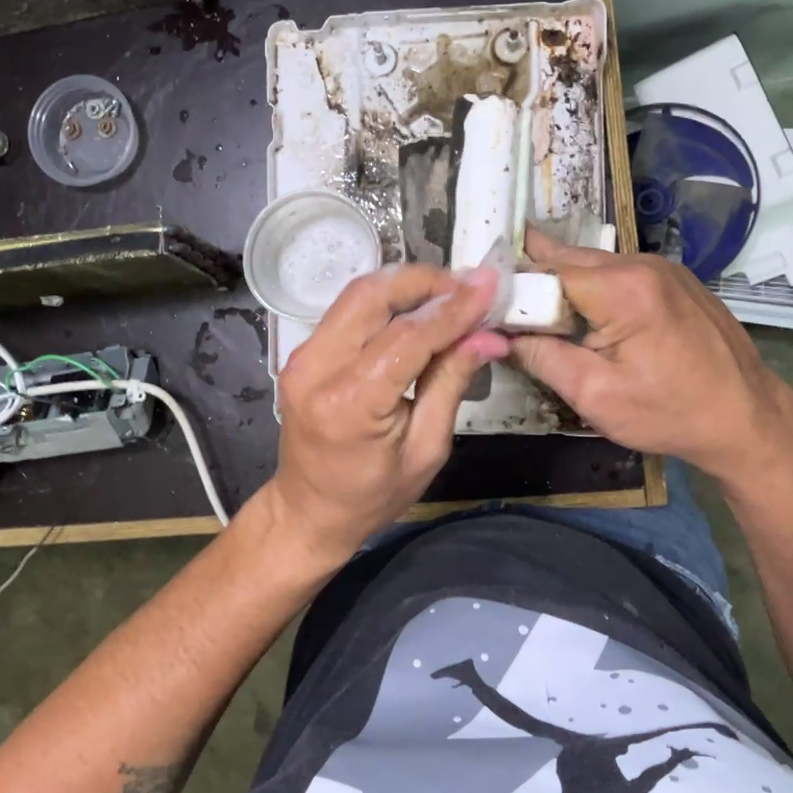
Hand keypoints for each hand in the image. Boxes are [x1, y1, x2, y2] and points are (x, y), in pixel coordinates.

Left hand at [268, 264, 509, 558]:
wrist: (309, 510)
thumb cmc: (372, 494)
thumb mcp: (426, 448)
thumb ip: (450, 382)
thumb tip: (489, 335)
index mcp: (349, 403)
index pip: (407, 336)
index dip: (452, 308)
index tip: (489, 286)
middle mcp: (317, 368)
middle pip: (372, 296)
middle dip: (424, 282)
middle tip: (468, 287)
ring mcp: (302, 357)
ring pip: (357, 295)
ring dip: (405, 287)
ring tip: (449, 295)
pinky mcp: (302, 353)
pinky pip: (347, 312)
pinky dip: (386, 303)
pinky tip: (417, 310)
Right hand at [510, 228, 792, 484]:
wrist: (748, 420)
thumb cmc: (669, 413)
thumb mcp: (594, 395)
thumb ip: (541, 357)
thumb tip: (498, 335)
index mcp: (622, 288)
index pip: (546, 270)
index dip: (514, 288)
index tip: (485, 304)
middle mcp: (642, 264)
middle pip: (568, 258)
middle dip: (533, 278)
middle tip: (500, 303)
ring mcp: (664, 268)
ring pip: (593, 264)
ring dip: (563, 283)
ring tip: (536, 313)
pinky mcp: (676, 280)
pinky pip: (619, 274)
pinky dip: (592, 288)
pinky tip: (583, 317)